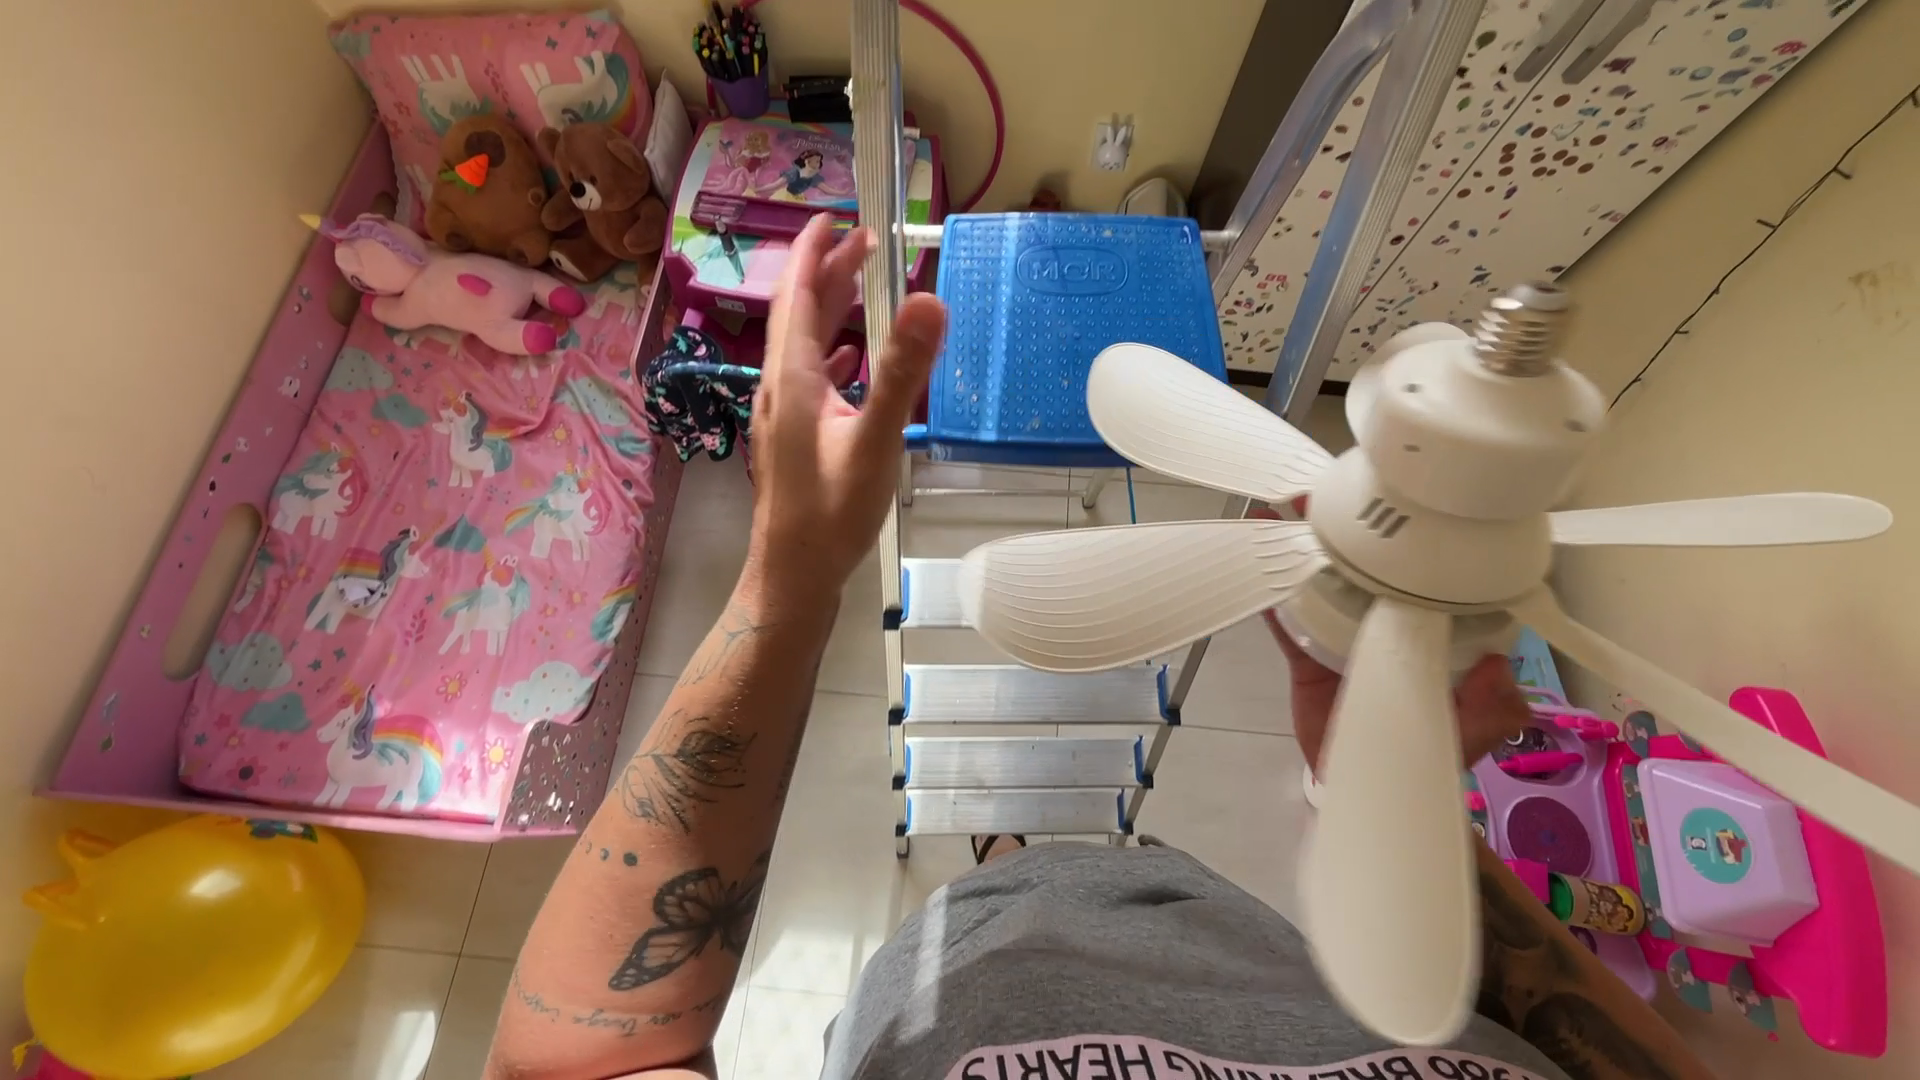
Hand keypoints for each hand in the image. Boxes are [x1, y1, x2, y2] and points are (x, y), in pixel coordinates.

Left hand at [744, 215, 947, 606]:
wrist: (793, 574)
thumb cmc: (832, 513)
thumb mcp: (875, 441)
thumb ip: (903, 372)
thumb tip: (929, 299)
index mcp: (793, 378)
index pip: (798, 296)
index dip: (815, 253)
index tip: (835, 219)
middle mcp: (781, 388)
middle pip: (800, 316)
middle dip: (828, 274)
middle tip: (865, 244)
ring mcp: (784, 416)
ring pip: (803, 348)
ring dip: (830, 312)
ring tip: (862, 288)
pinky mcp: (793, 439)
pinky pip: (809, 379)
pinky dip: (830, 355)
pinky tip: (848, 361)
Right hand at [1250, 506, 1528, 770]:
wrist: (1363, 789)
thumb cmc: (1425, 756)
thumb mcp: (1475, 731)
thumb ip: (1495, 705)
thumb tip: (1496, 663)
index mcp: (1431, 632)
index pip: (1427, 579)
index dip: (1416, 542)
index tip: (1405, 508)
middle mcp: (1386, 623)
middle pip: (1368, 569)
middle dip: (1352, 530)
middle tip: (1334, 492)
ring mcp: (1342, 635)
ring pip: (1325, 584)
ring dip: (1306, 550)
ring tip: (1290, 513)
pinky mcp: (1306, 654)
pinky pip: (1288, 620)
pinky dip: (1273, 596)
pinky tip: (1260, 564)